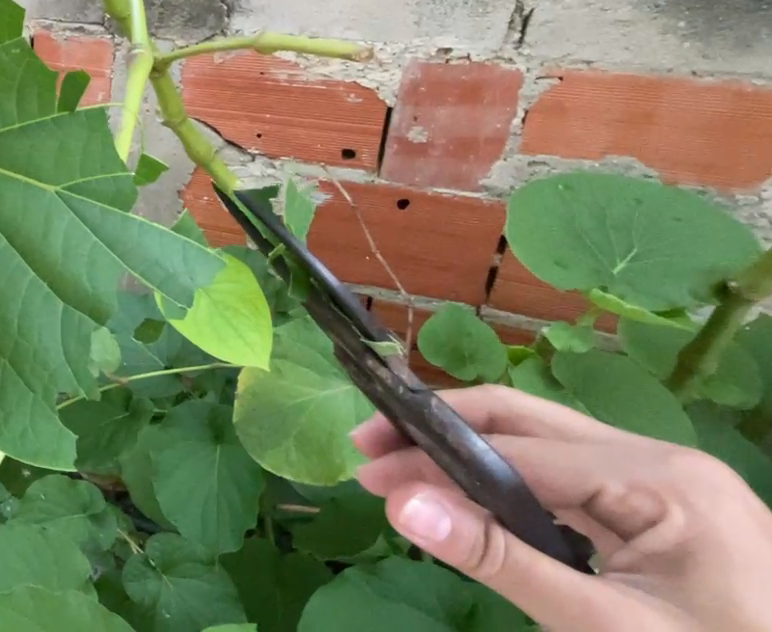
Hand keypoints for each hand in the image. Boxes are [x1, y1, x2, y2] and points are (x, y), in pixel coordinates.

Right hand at [354, 384, 771, 631]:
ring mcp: (666, 482)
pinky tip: (476, 506)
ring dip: (465, 457)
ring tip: (407, 479)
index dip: (430, 455)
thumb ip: (502, 562)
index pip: (513, 447)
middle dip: (437, 433)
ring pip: (538, 444)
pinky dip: (507, 486)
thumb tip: (398, 504)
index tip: (366, 473)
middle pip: (521, 421)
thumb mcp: (610, 630)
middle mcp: (661, 460)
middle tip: (369, 454)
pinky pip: (566, 479)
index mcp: (661, 477)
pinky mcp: (663, 510)